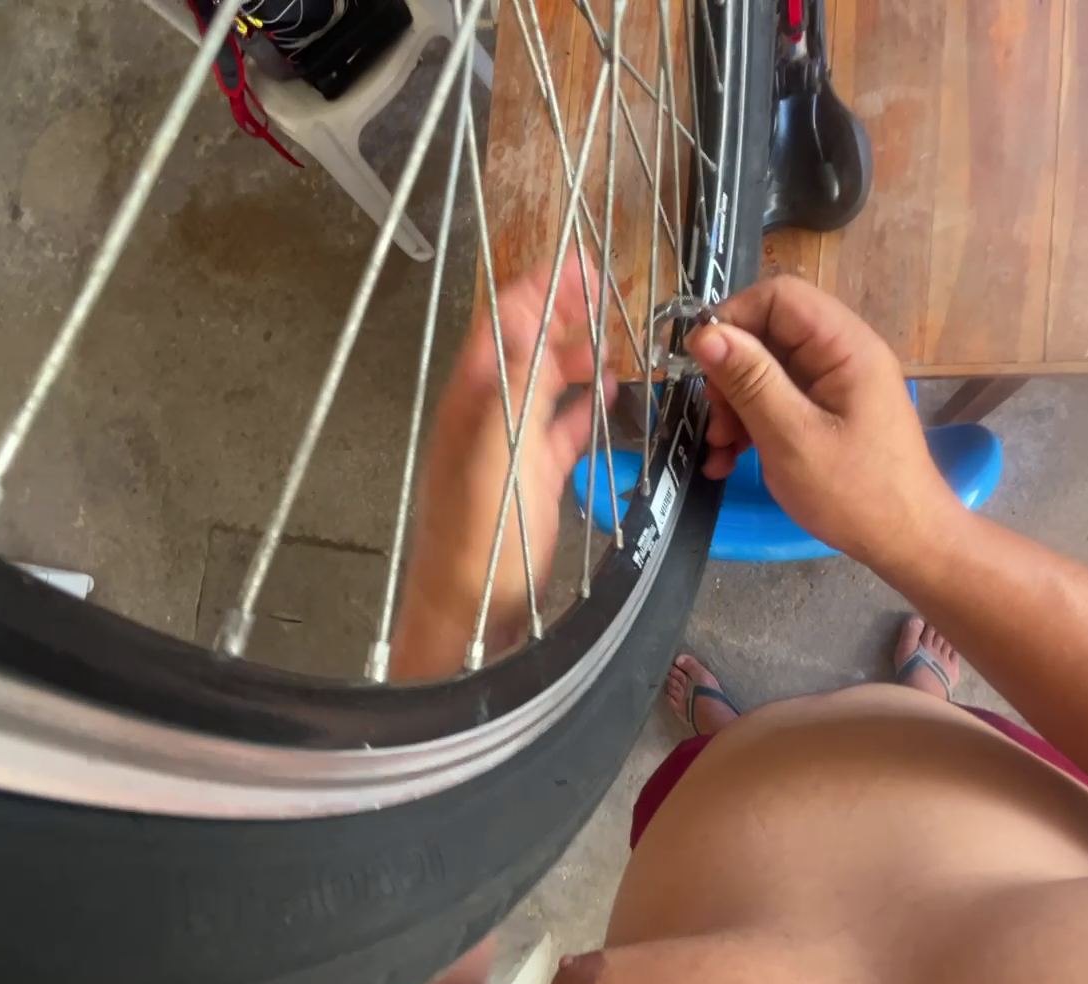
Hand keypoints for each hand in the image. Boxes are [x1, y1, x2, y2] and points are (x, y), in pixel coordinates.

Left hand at [392, 257, 611, 677]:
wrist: (472, 616)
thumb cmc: (480, 544)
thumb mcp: (493, 463)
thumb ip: (508, 393)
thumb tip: (523, 319)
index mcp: (474, 403)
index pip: (501, 327)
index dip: (535, 290)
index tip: (578, 263)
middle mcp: (491, 415)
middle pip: (526, 348)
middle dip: (561, 313)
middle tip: (606, 290)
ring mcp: (513, 447)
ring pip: (546, 386)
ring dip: (576, 357)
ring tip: (615, 336)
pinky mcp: (535, 478)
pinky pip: (562, 429)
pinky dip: (584, 407)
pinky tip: (609, 394)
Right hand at [685, 276, 960, 569]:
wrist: (902, 541)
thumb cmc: (853, 491)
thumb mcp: (791, 435)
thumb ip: (749, 381)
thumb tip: (704, 335)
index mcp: (844, 346)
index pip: (779, 297)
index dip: (733, 319)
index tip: (699, 362)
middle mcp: (839, 355)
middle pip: (766, 336)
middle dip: (729, 376)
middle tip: (715, 420)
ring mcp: (831, 386)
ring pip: (763, 373)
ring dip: (732, 408)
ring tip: (720, 449)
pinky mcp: (823, 413)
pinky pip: (773, 403)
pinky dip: (747, 427)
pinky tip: (727, 461)